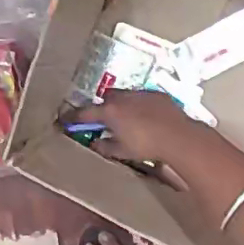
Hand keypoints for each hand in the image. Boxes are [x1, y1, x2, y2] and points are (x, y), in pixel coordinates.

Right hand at [74, 90, 210, 166]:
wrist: (178, 136)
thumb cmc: (146, 146)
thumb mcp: (122, 151)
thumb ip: (105, 146)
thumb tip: (95, 143)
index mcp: (110, 111)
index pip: (85, 113)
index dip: (74, 118)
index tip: (65, 121)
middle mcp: (123, 97)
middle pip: (106, 98)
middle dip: (103, 106)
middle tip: (105, 120)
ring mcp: (141, 93)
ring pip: (125, 95)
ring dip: (122, 104)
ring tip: (127, 119)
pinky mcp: (157, 94)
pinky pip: (142, 97)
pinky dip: (140, 105)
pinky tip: (147, 117)